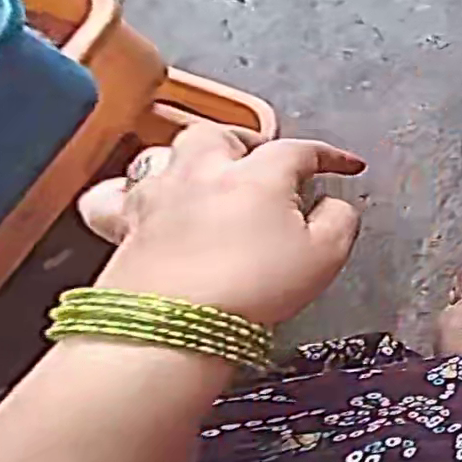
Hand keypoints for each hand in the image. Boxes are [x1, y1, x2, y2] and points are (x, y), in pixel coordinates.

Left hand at [76, 124, 366, 324]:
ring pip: (167, 153)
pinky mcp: (122, 226)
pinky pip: (114, 192)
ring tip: (216, 173)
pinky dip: (132, 188)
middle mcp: (203, 175)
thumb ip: (341, 217)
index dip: (331, 155)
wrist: (176, 327)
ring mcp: (157, 197)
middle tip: (271, 158)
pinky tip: (150, 198)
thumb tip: (335, 205)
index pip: (300, 149)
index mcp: (258, 177)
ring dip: (196, 157)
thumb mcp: (328, 251)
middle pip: (222, 134)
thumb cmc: (255, 287)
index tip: (347, 165)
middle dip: (251, 140)